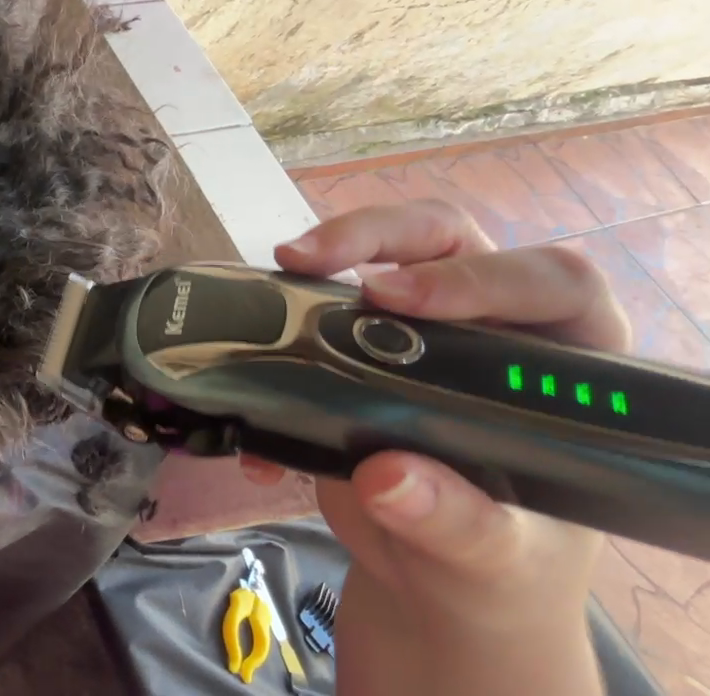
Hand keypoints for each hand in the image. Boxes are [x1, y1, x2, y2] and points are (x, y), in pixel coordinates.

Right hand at [273, 200, 624, 695]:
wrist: (432, 576)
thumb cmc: (496, 565)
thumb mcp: (491, 559)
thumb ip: (454, 522)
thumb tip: (385, 476)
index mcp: (562, 372)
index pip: (546, 284)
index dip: (475, 278)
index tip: (391, 299)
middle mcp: (494, 331)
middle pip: (449, 239)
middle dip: (379, 235)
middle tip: (311, 259)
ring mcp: (418, 332)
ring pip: (384, 250)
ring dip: (328, 247)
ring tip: (280, 265)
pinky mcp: (351, 344)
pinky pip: (314, 297)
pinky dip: (274, 306)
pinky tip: (247, 350)